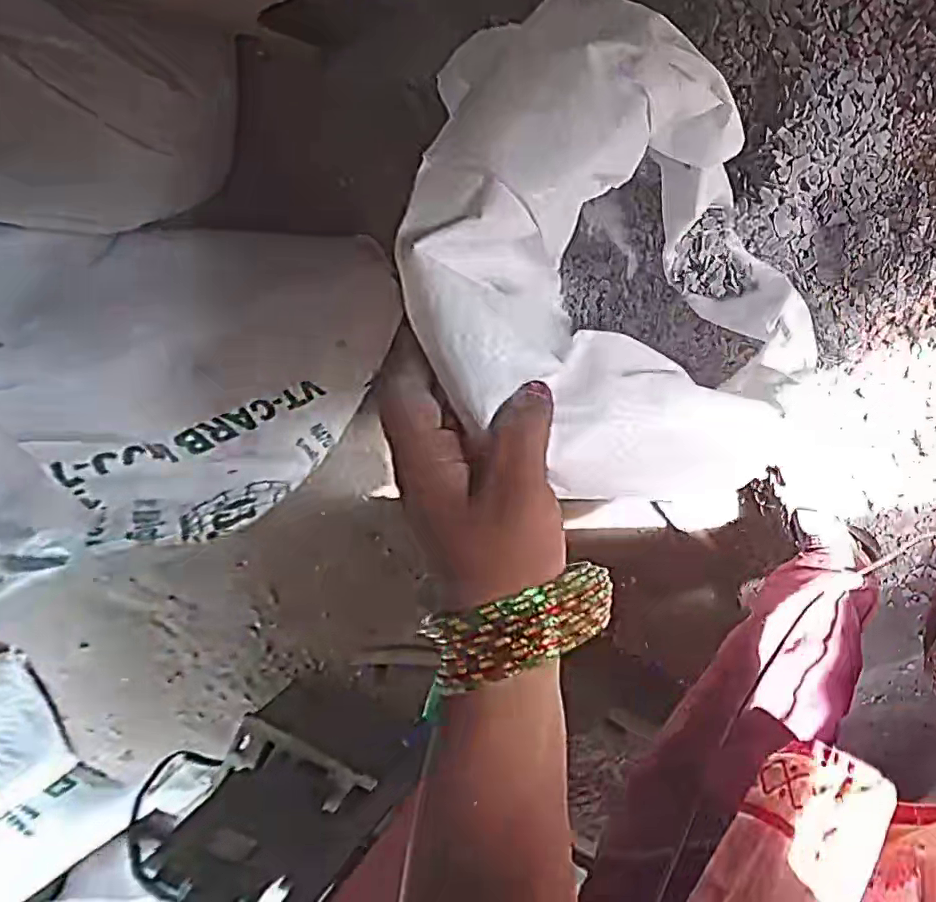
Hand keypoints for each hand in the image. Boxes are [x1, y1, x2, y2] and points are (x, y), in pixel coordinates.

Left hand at [377, 329, 562, 607]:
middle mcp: (426, 467)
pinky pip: (474, 441)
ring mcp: (448, 482)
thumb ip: (521, 432)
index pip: (405, 392)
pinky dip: (491, 418)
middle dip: (447, 363)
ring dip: (472, 391)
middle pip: (424, 402)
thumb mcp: (517, 489)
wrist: (509, 620)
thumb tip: (530, 388)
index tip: (435, 315)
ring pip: (451, 422)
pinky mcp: (471, 492)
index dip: (415, 351)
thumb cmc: (506, 557)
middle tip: (484, 329)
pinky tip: (522, 410)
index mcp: (423, 462)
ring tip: (508, 359)